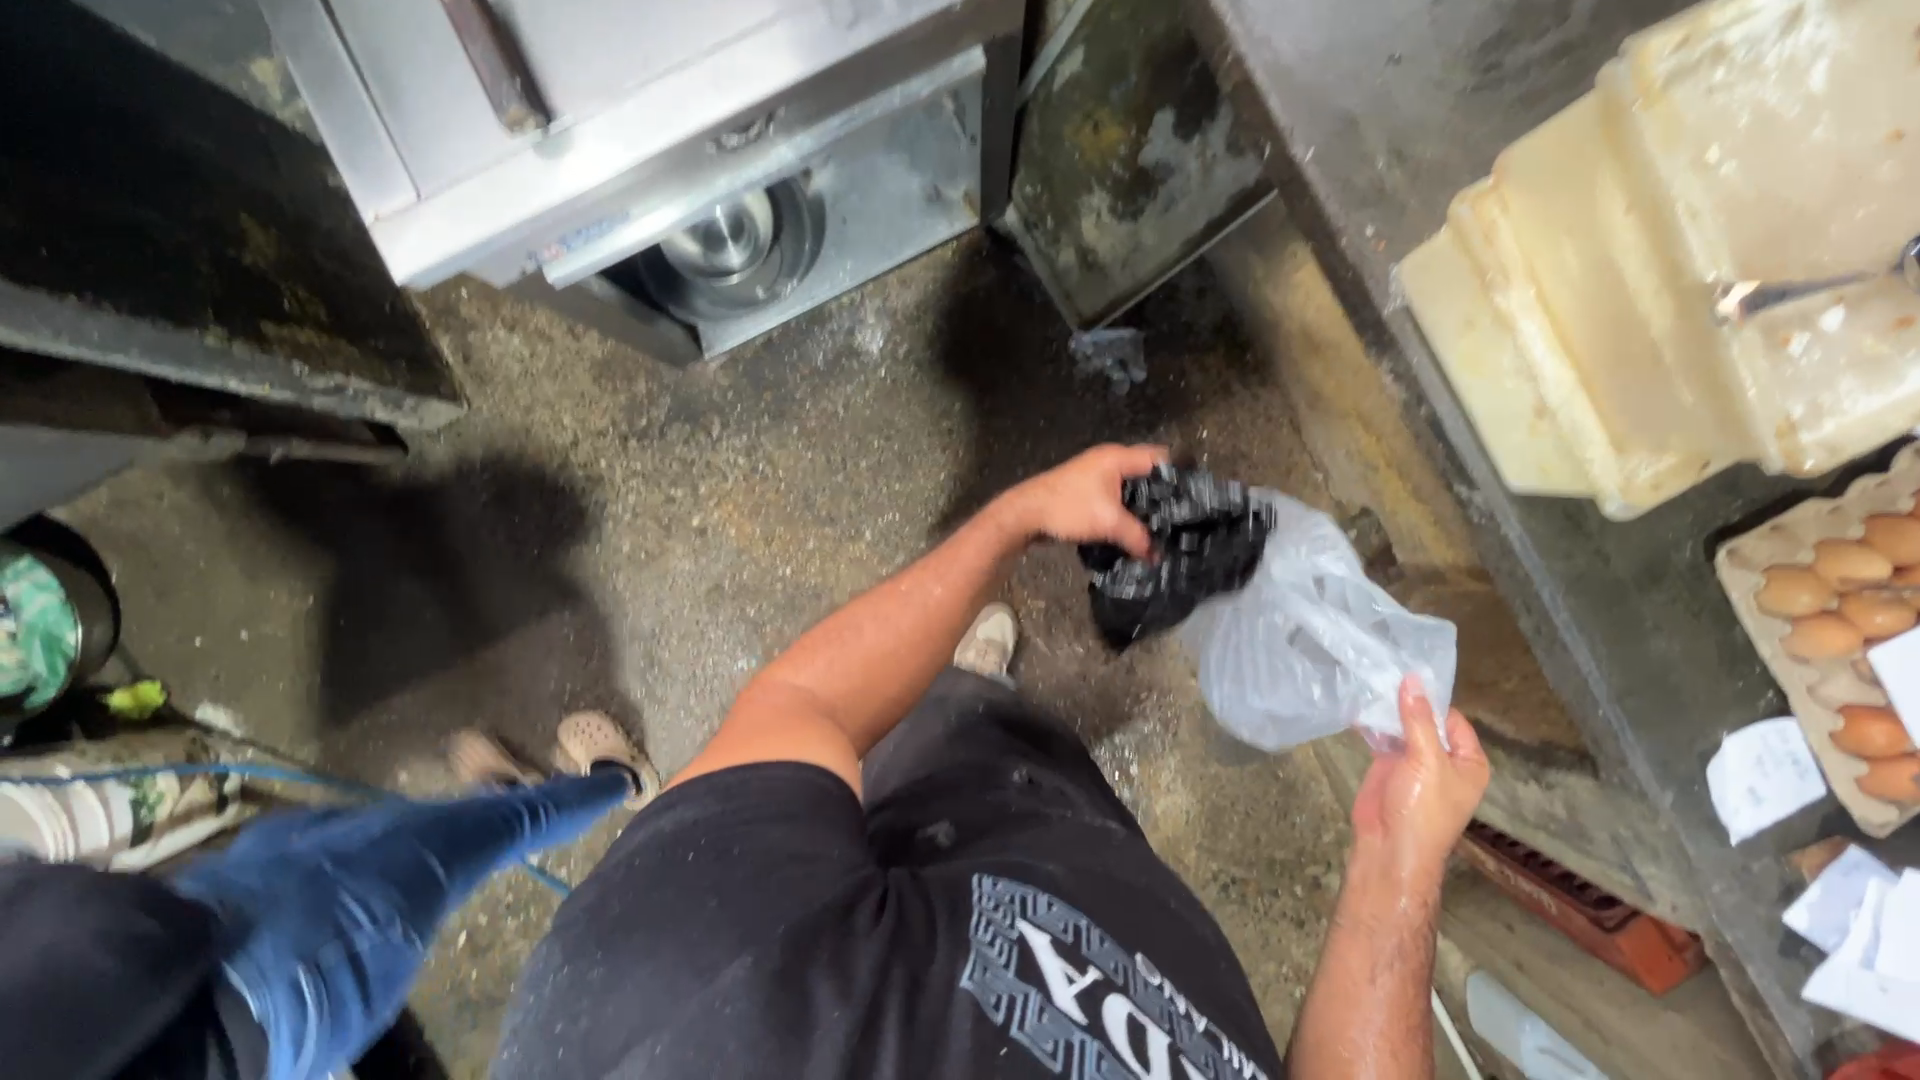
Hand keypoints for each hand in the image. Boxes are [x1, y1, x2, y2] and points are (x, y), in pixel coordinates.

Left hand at [997, 444, 1168, 557]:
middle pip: (1147, 473)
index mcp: (1118, 457)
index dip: (1180, 473)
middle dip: (1163, 494)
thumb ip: (1137, 538)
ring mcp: (1096, 475)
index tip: (1195, 496)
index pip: (1161, 457)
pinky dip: (1126, 511)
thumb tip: (1156, 556)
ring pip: (1131, 488)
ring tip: (1163, 526)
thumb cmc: (1068, 508)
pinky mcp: (1087, 491)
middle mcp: (1109, 460)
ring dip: (1143, 505)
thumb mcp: (1108, 523)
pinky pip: (1116, 498)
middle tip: (1182, 516)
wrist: (1025, 514)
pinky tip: (1135, 529)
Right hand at [1350, 676, 1488, 886]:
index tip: (1405, 671)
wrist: (1389, 846)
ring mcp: (1415, 762)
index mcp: (1468, 761)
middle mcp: (1444, 759)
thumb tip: (1413, 679)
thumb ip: (1418, 719)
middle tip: (1381, 669)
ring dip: (1387, 710)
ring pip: (1402, 727)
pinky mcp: (1388, 765)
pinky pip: (1383, 737)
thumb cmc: (1421, 808)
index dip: (1431, 698)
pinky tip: (1357, 704)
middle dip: (1406, 700)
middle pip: (1426, 720)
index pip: (1453, 718)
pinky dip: (1372, 723)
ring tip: (1366, 681)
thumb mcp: (1426, 761)